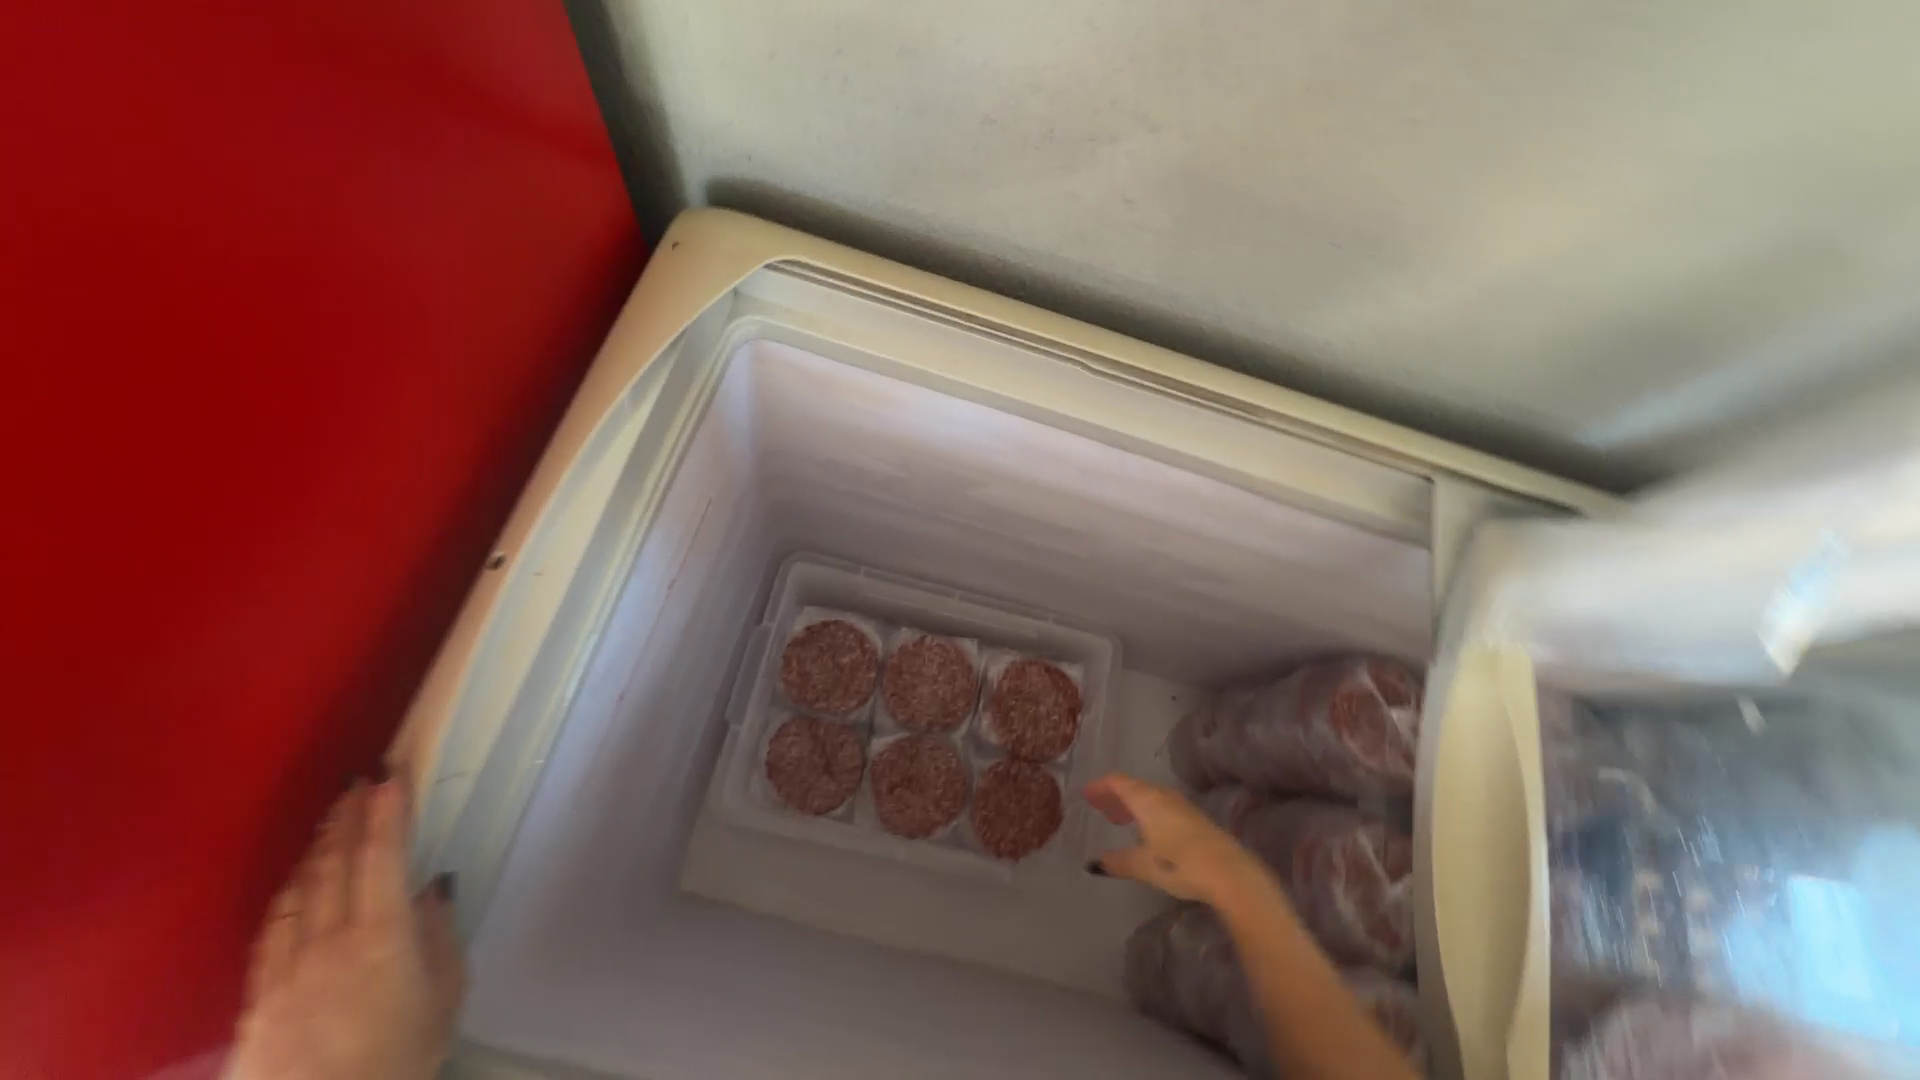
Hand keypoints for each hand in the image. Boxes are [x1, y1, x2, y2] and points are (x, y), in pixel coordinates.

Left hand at [224, 775, 464, 1079]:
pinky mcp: (258, 995)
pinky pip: (273, 926)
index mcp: (381, 936)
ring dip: (318, 847)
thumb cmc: (400, 1057)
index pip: (382, 858)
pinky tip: (296, 881)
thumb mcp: (444, 998)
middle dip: (349, 817)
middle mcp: (329, 939)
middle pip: (336, 864)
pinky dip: (290, 891)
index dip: (387, 813)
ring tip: (331, 817)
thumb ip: (439, 937)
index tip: (391, 776)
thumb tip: (433, 887)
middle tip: (358, 779)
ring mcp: (287, 966)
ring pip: (301, 889)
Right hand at [1083, 773, 1267, 906]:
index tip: (1086, 794)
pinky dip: (1146, 812)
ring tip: (1118, 819)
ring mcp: (1182, 806)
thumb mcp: (1142, 865)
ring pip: (1149, 797)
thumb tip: (1095, 862)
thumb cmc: (1180, 864)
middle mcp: (1163, 796)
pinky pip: (1162, 806)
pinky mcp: (1195, 820)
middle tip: (1099, 807)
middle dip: (1114, 796)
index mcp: (1146, 800)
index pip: (1117, 782)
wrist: (1230, 873)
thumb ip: (1117, 862)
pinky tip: (1146, 831)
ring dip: (1131, 804)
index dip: (1100, 787)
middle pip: (1133, 787)